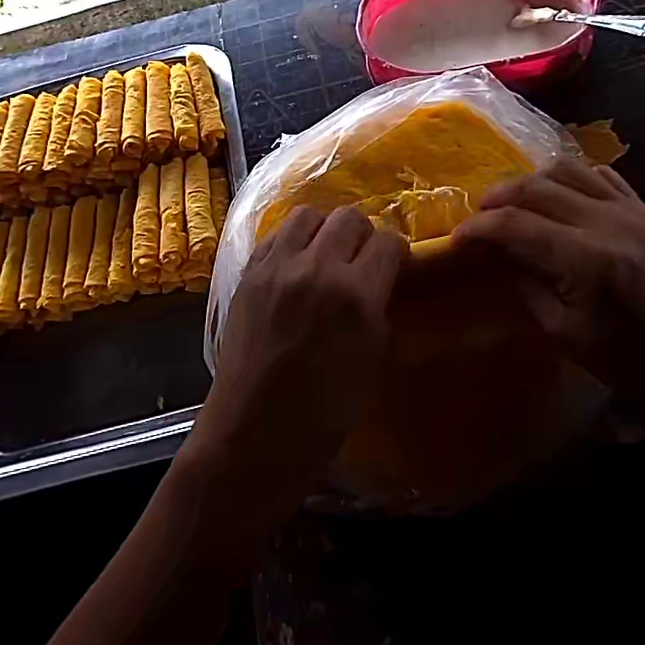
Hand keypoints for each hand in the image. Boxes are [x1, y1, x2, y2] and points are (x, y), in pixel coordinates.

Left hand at [183, 206, 404, 527]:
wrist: (253, 430)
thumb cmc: (323, 413)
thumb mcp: (370, 359)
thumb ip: (376, 308)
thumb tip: (379, 281)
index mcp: (354, 295)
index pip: (388, 242)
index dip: (397, 253)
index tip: (395, 267)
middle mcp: (314, 268)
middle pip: (348, 217)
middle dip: (363, 234)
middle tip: (361, 260)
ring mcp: (274, 267)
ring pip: (307, 214)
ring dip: (324, 229)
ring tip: (325, 255)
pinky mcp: (246, 273)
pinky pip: (274, 235)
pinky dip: (291, 241)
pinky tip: (295, 265)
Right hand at [451, 158, 644, 403]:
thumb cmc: (632, 361)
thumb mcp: (563, 332)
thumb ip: (523, 283)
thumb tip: (490, 255)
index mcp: (588, 260)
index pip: (513, 225)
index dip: (476, 229)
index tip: (455, 241)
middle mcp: (609, 223)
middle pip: (533, 187)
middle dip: (494, 198)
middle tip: (476, 220)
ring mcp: (632, 211)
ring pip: (565, 169)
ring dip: (528, 182)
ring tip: (510, 206)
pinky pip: (599, 175)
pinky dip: (567, 179)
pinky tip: (554, 200)